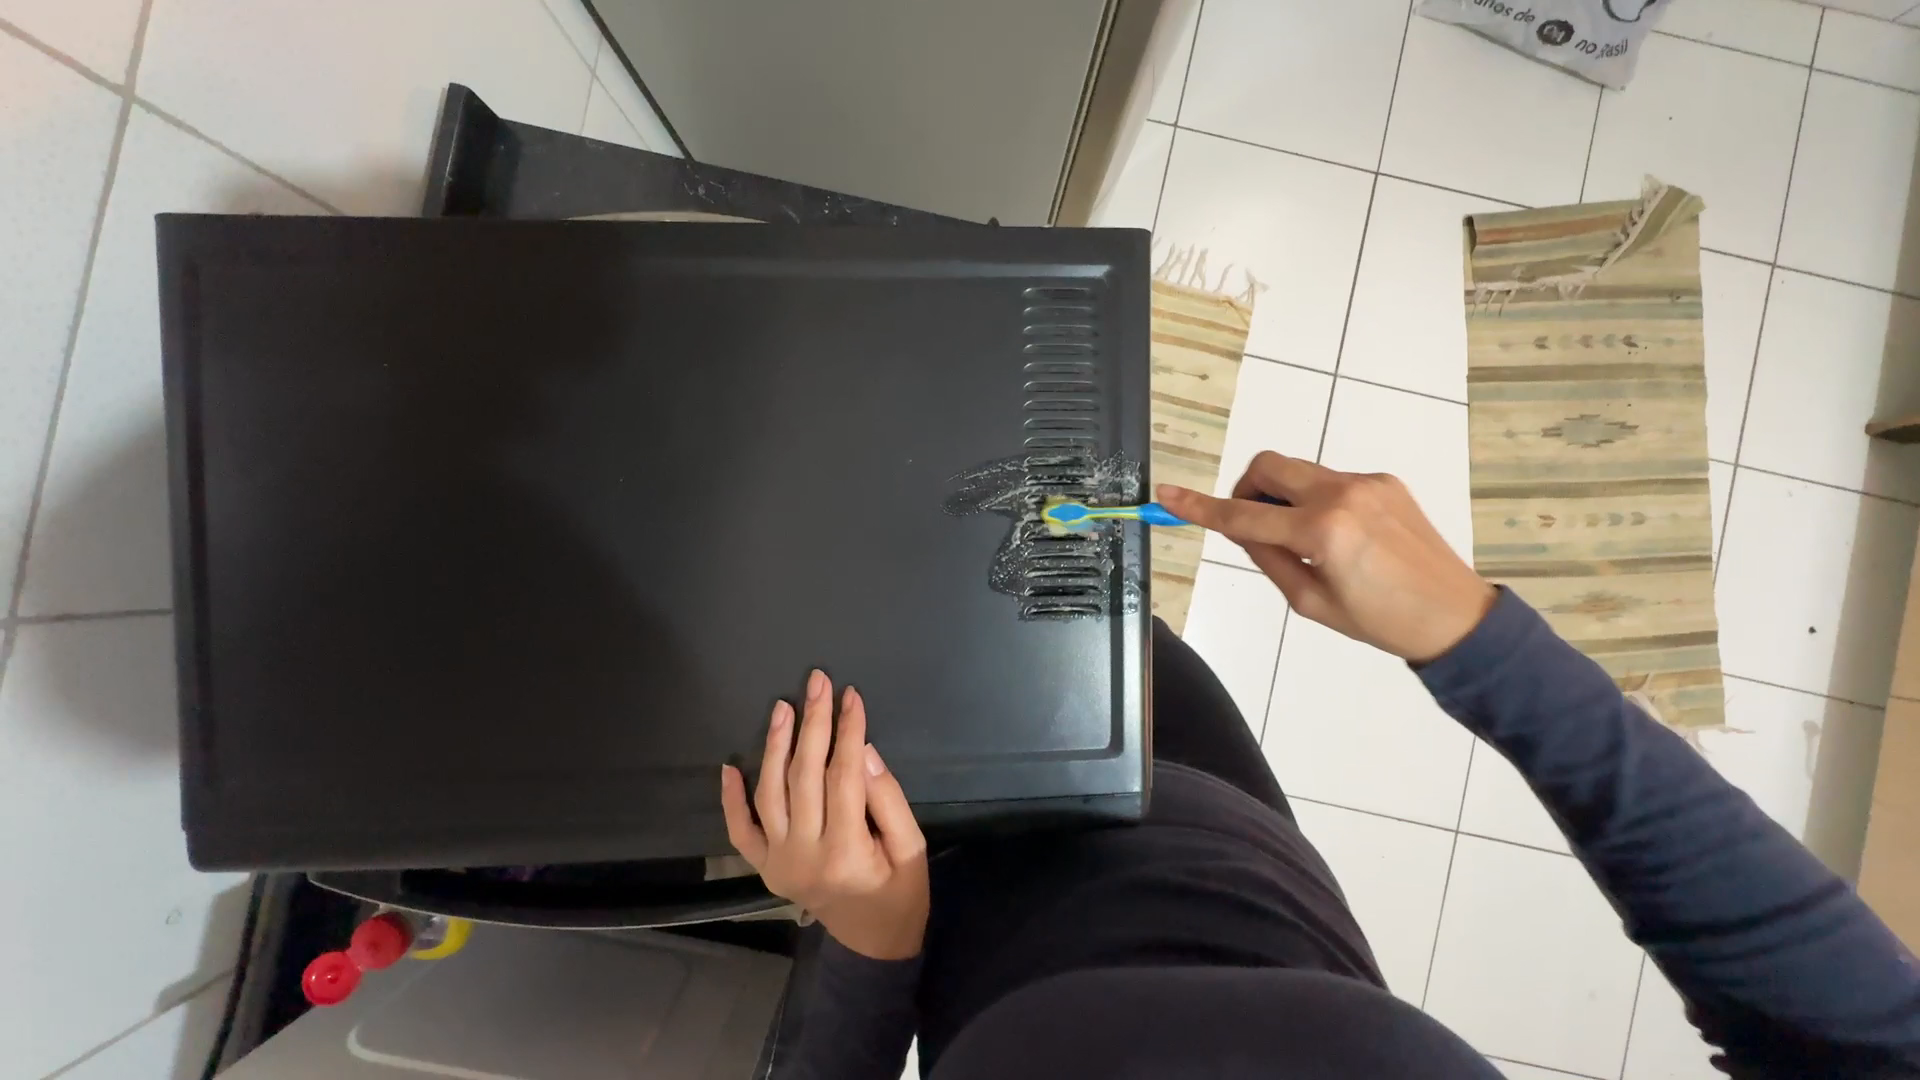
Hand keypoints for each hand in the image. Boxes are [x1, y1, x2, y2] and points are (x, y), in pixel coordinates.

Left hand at [720, 670, 928, 959]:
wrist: (871, 945)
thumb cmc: (900, 895)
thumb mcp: (912, 849)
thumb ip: (889, 800)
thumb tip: (864, 751)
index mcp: (847, 851)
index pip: (844, 775)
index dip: (849, 731)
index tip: (851, 695)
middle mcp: (804, 854)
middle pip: (805, 776)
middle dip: (813, 724)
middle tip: (816, 682)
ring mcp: (778, 862)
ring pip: (770, 793)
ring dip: (775, 747)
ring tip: (782, 707)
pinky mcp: (764, 867)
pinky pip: (740, 831)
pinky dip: (731, 799)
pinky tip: (729, 765)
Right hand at [1158, 452, 1496, 663]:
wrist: (1456, 614)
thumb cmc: (1378, 621)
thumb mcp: (1308, 601)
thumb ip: (1268, 557)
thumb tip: (1242, 528)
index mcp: (1322, 533)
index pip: (1243, 516)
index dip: (1200, 507)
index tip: (1166, 493)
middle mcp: (1342, 494)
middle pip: (1268, 467)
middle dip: (1246, 489)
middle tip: (1252, 524)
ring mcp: (1366, 482)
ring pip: (1298, 471)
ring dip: (1282, 496)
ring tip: (1304, 539)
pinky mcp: (1384, 481)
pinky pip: (1329, 480)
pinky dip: (1315, 500)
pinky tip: (1340, 535)